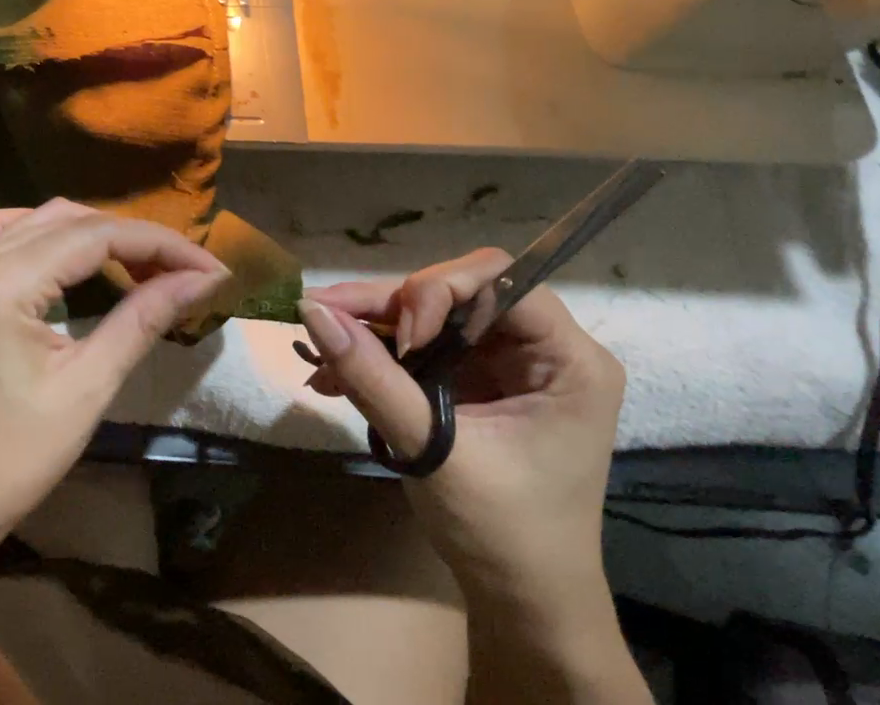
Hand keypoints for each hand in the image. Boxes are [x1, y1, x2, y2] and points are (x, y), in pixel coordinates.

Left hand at [0, 199, 229, 546]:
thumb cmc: (18, 451)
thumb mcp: (88, 385)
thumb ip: (141, 319)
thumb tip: (201, 280)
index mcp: (3, 281)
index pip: (95, 236)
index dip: (160, 244)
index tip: (211, 269)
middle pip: (69, 221)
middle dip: (134, 239)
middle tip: (186, 273)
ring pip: (40, 221)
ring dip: (95, 233)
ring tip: (144, 264)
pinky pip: (8, 234)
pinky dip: (51, 237)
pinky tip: (78, 256)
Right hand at [296, 248, 625, 603]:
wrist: (519, 596)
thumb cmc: (501, 529)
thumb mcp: (433, 448)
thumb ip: (373, 377)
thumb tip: (311, 312)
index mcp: (569, 363)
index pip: (503, 283)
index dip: (440, 293)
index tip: (398, 337)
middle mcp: (542, 352)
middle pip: (457, 294)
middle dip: (387, 306)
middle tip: (321, 317)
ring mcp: (506, 367)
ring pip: (430, 317)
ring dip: (370, 330)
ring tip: (318, 353)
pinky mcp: (475, 384)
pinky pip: (420, 349)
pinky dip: (376, 356)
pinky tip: (332, 374)